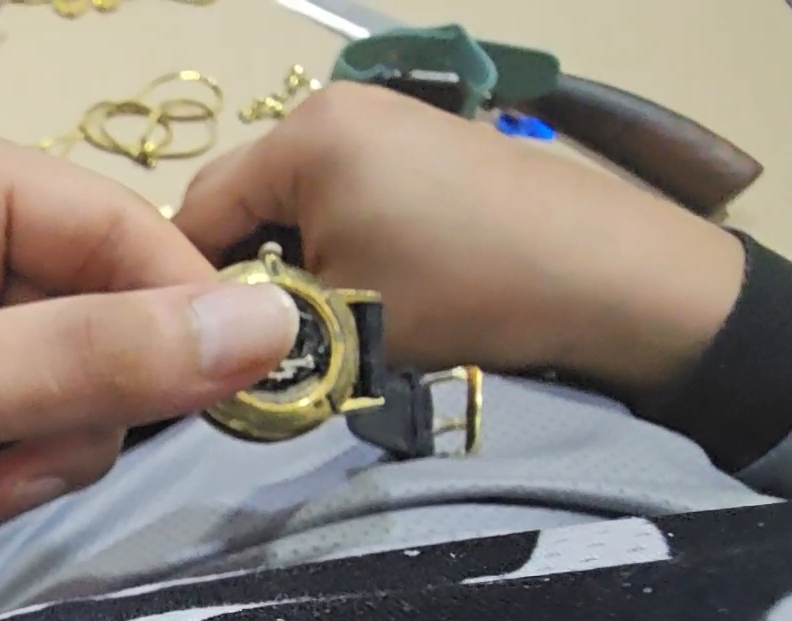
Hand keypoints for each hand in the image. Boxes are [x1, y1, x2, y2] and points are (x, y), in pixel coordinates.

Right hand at [174, 83, 745, 401]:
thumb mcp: (325, 317)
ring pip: (268, 194)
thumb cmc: (454, 296)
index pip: (191, 217)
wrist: (607, 279)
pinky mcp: (401, 135)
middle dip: (221, 263)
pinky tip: (335, 271)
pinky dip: (305, 231)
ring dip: (264, 249)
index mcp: (300, 140)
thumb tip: (192, 322)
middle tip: (245, 324)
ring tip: (294, 302)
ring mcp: (369, 115)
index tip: (198, 342)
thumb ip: (241, 310)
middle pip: (226, 196)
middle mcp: (325, 108)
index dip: (183, 285)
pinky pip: (314, 185)